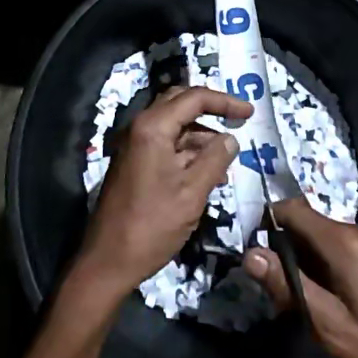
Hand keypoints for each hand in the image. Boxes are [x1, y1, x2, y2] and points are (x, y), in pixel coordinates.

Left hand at [76, 88, 245, 299]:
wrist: (108, 259)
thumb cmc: (152, 225)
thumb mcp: (192, 193)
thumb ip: (214, 160)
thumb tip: (230, 138)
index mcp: (152, 127)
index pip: (193, 98)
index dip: (224, 101)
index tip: (250, 112)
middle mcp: (139, 127)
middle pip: (179, 103)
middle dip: (210, 109)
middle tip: (237, 119)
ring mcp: (134, 145)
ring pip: (172, 125)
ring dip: (200, 134)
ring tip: (228, 155)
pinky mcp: (133, 162)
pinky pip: (164, 143)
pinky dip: (187, 150)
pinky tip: (208, 170)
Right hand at [245, 200, 357, 357]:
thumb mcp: (328, 324)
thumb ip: (287, 285)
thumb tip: (249, 254)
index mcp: (344, 242)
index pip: (292, 209)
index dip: (266, 221)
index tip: (251, 250)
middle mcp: (356, 232)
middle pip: (303, 223)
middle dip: (282, 249)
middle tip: (273, 289)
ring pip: (316, 238)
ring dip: (298, 262)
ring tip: (293, 302)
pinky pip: (333, 249)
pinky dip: (317, 267)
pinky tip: (318, 302)